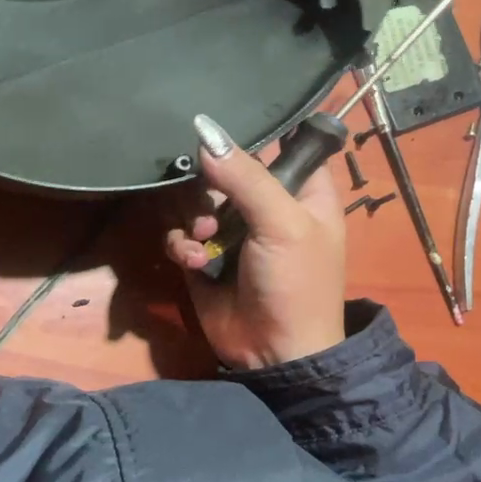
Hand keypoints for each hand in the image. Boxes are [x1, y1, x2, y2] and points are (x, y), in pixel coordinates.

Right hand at [165, 115, 346, 370]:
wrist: (273, 351)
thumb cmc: (296, 283)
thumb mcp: (280, 223)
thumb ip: (244, 176)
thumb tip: (204, 130)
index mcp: (301, 189)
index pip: (278, 142)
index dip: (250, 135)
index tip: (217, 134)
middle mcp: (264, 205)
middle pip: (223, 170)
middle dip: (207, 187)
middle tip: (209, 208)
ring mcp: (230, 233)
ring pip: (194, 201)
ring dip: (191, 220)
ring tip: (201, 241)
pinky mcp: (202, 258)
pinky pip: (179, 235)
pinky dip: (180, 246)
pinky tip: (190, 262)